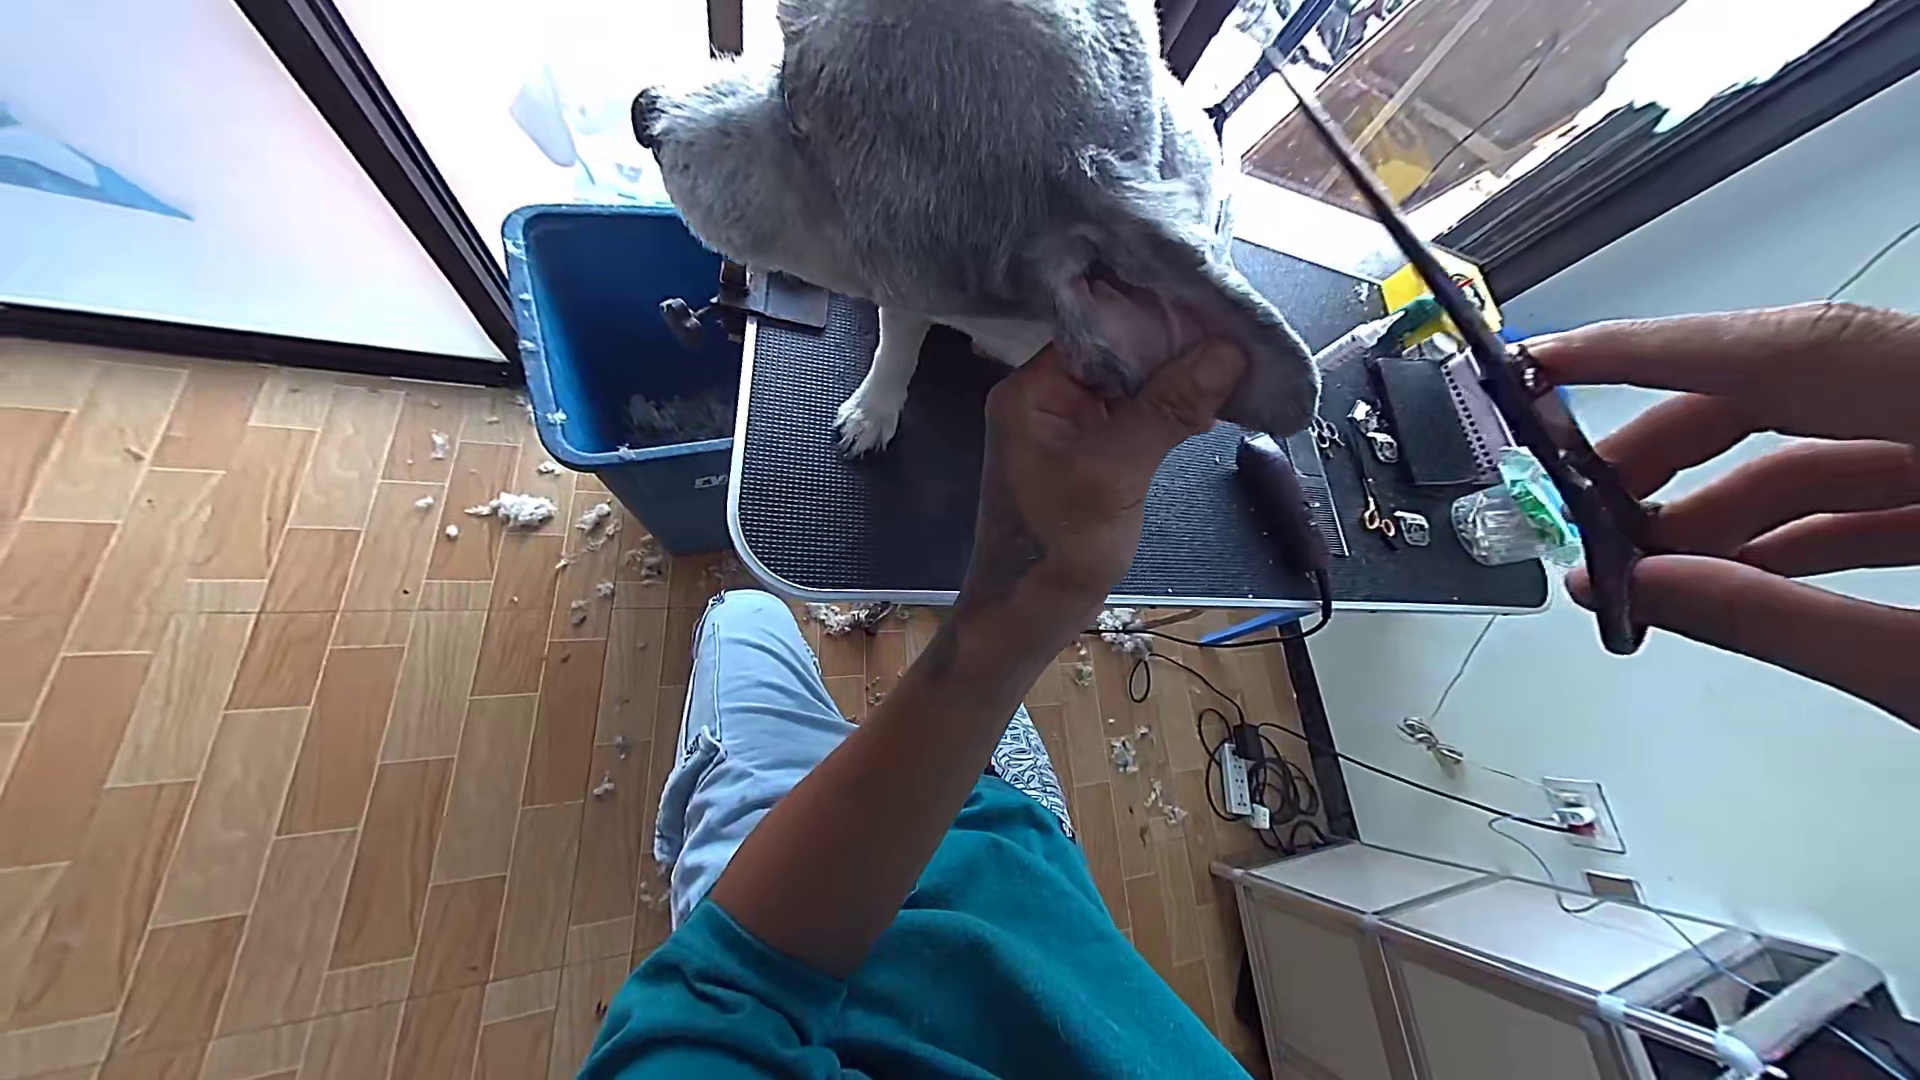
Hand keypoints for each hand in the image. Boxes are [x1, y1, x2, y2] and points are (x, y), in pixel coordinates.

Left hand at [954, 339, 1246, 650]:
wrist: (1031, 611)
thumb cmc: (1056, 549)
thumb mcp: (1113, 474)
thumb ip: (1165, 410)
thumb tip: (1227, 350)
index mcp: (1033, 390)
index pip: (1099, 326)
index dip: (1159, 313)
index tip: (1220, 305)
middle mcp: (1047, 397)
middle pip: (1118, 350)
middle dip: (1177, 342)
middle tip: (1243, 331)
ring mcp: (1068, 424)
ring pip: (1131, 382)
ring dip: (1179, 376)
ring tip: (1240, 361)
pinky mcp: (1088, 449)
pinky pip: (1133, 413)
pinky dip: (1170, 408)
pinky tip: (1213, 401)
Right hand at [1527, 302, 1919, 721]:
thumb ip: (1779, 619)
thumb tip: (1617, 588)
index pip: (1794, 350)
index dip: (1650, 348)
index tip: (1542, 363)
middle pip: (1792, 392)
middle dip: (1667, 452)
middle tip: (1583, 512)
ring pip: (1831, 444)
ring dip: (1719, 502)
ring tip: (1644, 564)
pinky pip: (1885, 487)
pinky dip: (1794, 528)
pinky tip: (1732, 572)